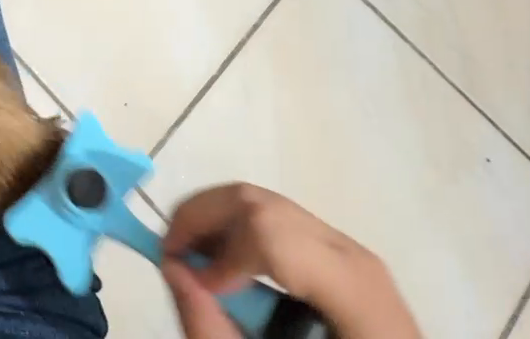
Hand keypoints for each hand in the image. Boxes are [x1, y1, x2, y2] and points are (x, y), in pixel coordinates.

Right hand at [160, 184, 420, 338]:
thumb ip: (211, 328)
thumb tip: (171, 267)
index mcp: (359, 299)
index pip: (275, 235)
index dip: (222, 250)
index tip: (187, 279)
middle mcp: (357, 259)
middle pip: (264, 206)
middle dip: (204, 218)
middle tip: (171, 251)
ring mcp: (348, 250)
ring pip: (266, 203)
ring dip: (216, 220)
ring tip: (192, 255)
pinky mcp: (336, 252)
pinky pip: (276, 218)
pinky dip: (237, 228)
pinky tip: (224, 261)